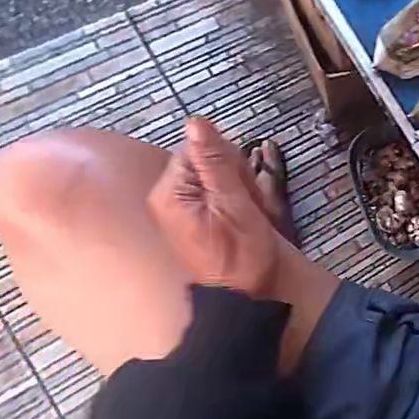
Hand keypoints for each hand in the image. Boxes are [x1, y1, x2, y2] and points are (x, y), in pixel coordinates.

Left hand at [148, 117, 285, 299]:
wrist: (247, 296)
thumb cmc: (241, 254)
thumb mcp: (235, 205)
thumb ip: (216, 163)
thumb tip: (197, 122)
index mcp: (171, 192)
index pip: (200, 148)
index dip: (229, 162)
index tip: (242, 188)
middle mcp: (169, 196)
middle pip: (208, 160)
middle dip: (236, 176)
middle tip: (248, 207)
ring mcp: (182, 208)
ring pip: (219, 175)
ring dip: (241, 190)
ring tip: (249, 217)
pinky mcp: (196, 217)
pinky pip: (220, 193)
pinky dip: (238, 202)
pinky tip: (245, 221)